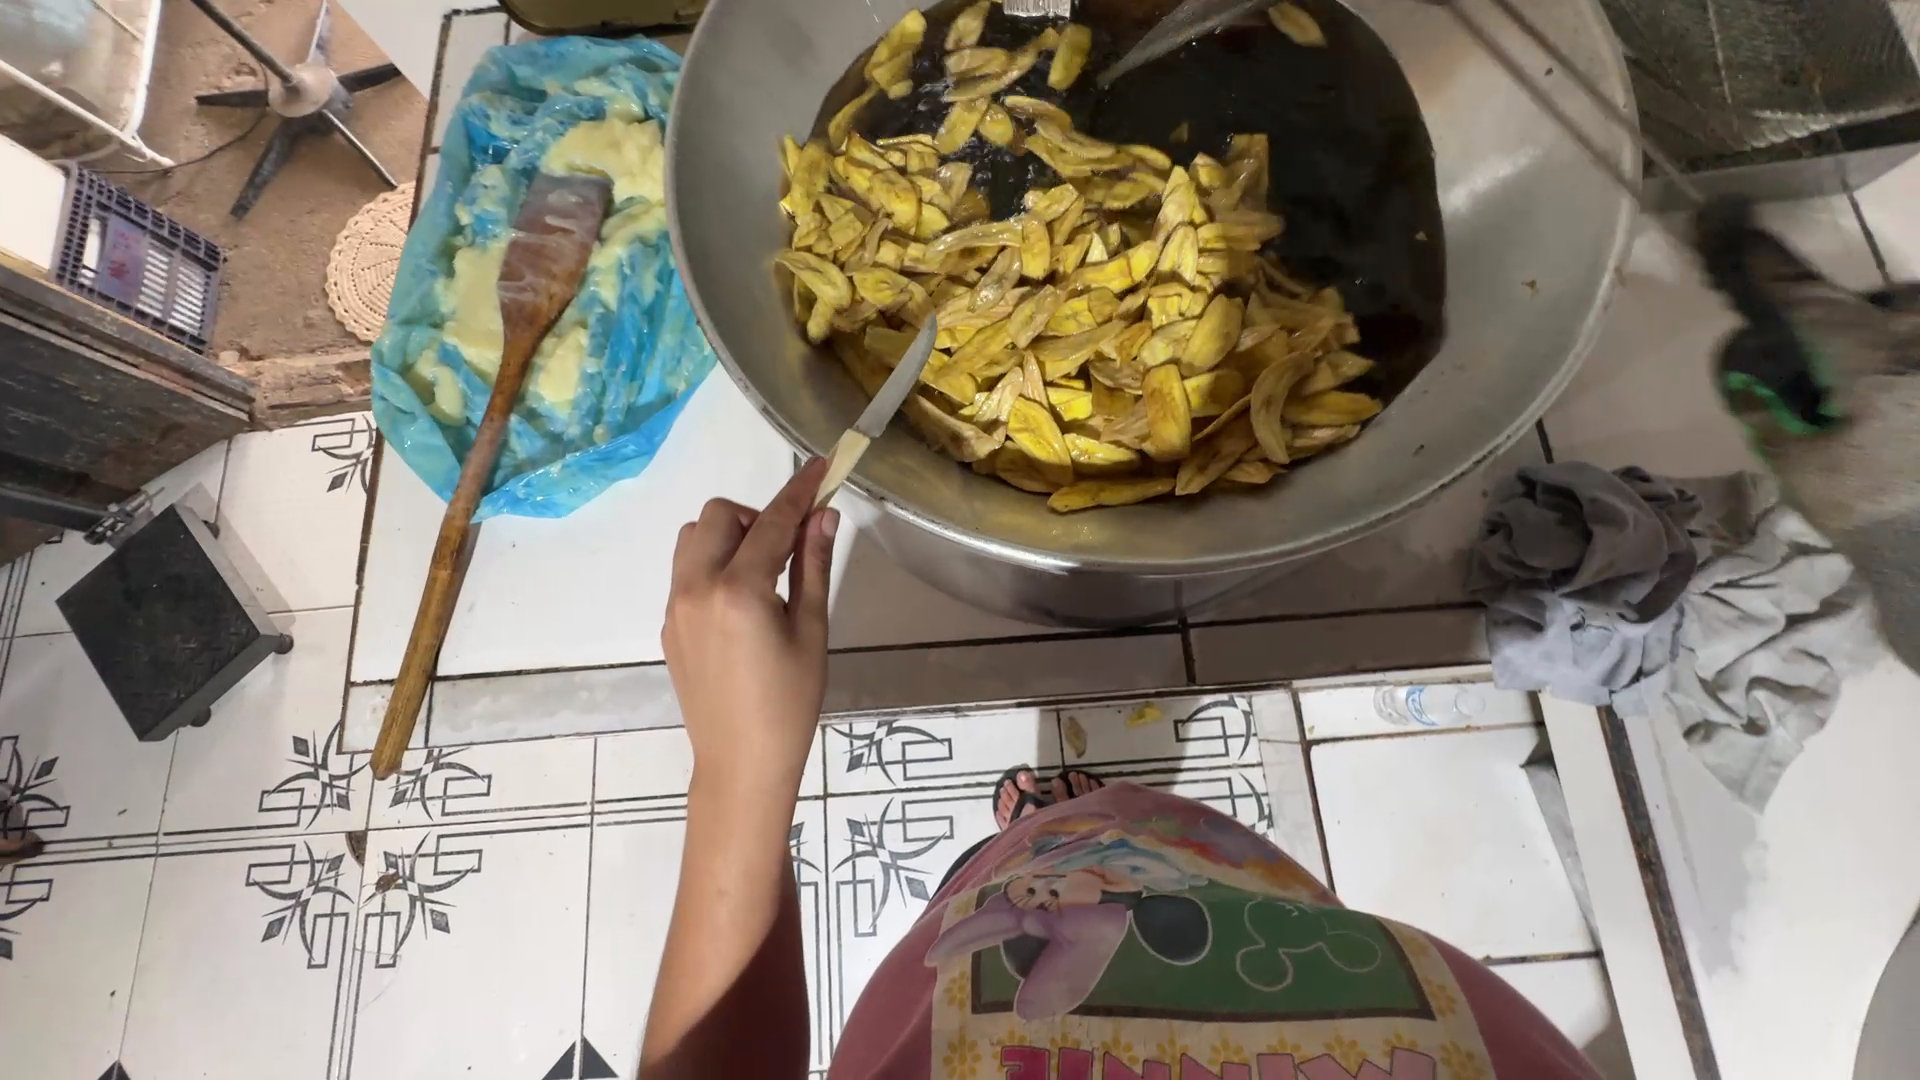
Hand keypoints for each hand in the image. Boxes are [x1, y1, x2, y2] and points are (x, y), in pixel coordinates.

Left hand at [664, 458, 838, 794]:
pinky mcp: (668, 624)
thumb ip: (814, 566)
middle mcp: (696, 587)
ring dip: (728, 535)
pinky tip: (742, 602)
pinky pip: (685, 570)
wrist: (741, 763)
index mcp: (738, 590)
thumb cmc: (790, 702)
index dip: (800, 491)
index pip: (772, 522)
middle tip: (789, 545)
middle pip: (717, 516)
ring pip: (692, 538)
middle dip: (756, 515)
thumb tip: (825, 516)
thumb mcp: (812, 631)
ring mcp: (674, 606)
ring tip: (762, 571)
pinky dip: (713, 563)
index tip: (822, 466)